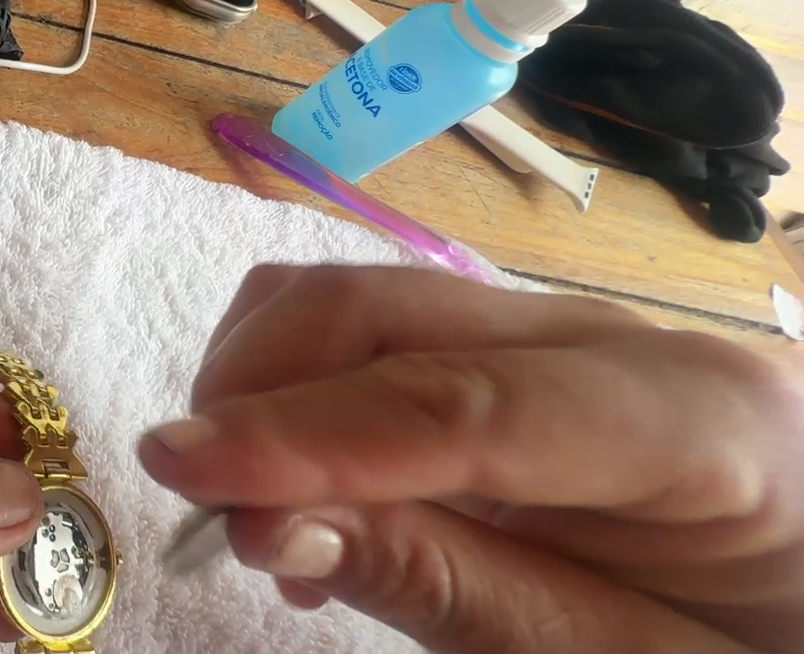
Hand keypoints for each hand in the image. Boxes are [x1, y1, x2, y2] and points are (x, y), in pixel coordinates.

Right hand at [140, 265, 803, 652]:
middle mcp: (596, 331)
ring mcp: (525, 320)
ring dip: (253, 381)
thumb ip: (451, 592)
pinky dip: (275, 382)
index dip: (301, 433)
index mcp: (696, 414)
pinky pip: (336, 324)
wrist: (796, 604)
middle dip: (253, 388)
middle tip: (199, 495)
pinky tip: (288, 473)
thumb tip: (263, 526)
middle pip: (367, 309)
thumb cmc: (744, 653)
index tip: (174, 466)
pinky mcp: (473, 336)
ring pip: (332, 298)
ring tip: (249, 497)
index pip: (457, 403)